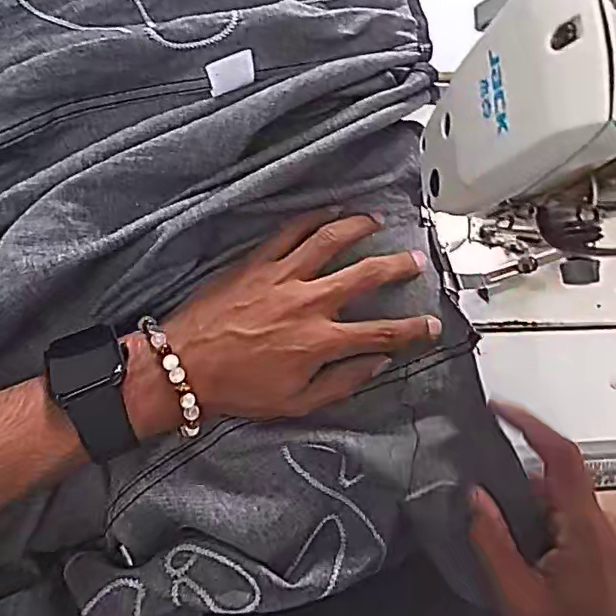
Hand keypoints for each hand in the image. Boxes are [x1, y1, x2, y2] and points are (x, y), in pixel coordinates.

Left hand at [123, 209, 441, 436]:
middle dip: (398, 265)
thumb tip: (375, 364)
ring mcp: (282, 277)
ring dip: (358, 226)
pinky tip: (326, 213)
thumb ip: (342, 382)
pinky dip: (312, 218)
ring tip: (375, 221)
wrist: (185, 366)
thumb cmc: (236, 388)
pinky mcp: (256, 263)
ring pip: (330, 239)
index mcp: (319, 341)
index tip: (431, 325)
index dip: (414, 329)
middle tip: (414, 260)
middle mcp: (307, 302)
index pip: (382, 331)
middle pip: (366, 274)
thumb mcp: (296, 402)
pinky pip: (289, 231)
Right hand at [468, 402, 615, 615]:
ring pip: (563, 501)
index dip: (530, 423)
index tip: (498, 407)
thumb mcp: (519, 602)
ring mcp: (610, 545)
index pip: (562, 456)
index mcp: (585, 530)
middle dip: (517, 470)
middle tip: (478, 478)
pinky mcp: (609, 562)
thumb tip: (474, 495)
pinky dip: (541, 521)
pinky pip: (571, 523)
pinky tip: (521, 549)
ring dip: (528, 501)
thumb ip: (493, 542)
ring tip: (494, 521)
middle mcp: (603, 528)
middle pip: (559, 476)